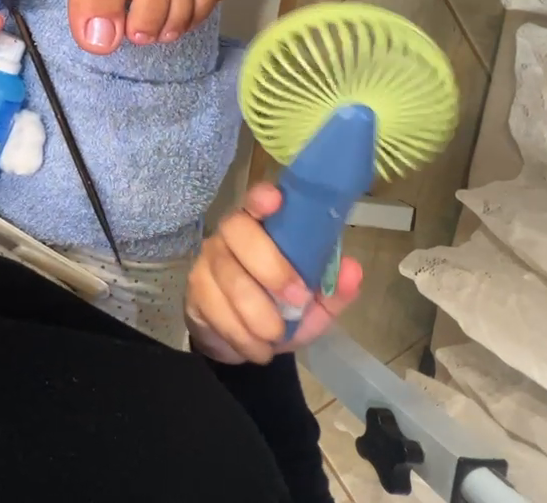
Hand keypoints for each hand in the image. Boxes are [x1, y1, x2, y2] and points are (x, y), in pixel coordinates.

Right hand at [186, 183, 363, 364]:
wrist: (240, 339)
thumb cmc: (281, 309)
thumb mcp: (315, 304)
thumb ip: (333, 288)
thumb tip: (351, 269)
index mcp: (262, 227)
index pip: (257, 200)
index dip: (263, 198)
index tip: (276, 201)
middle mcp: (230, 234)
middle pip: (238, 231)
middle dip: (271, 267)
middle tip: (297, 301)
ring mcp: (208, 259)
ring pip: (228, 276)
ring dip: (257, 313)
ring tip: (276, 336)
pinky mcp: (195, 288)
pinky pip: (215, 308)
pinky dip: (241, 335)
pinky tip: (257, 348)